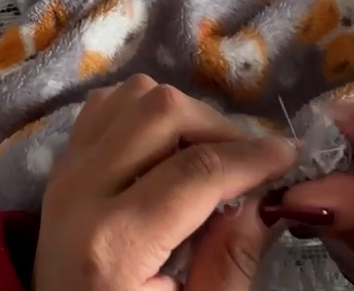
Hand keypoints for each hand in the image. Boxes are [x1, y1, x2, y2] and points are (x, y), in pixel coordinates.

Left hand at [35, 75, 298, 290]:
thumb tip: (265, 197)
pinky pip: (109, 101)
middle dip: (218, 127)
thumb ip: (231, 261)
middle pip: (160, 111)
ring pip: (134, 93)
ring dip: (182, 113)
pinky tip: (167, 146)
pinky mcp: (63, 157)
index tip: (290, 154)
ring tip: (210, 154)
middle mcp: (80, 189)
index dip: (250, 156)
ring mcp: (65, 165)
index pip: (193, 172)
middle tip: (250, 161)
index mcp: (112, 245)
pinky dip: (145, 108)